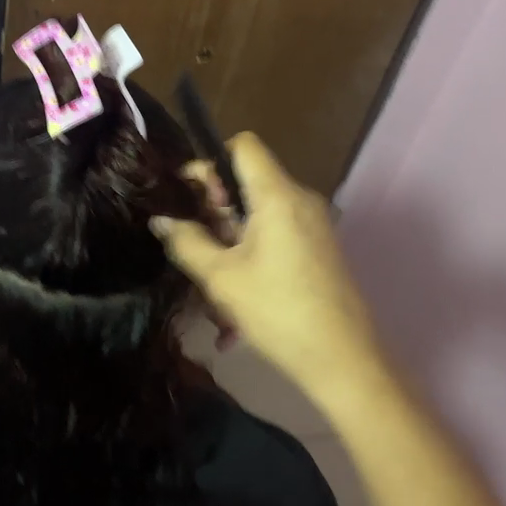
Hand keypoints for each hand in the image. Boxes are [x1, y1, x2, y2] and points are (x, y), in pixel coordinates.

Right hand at [152, 133, 380, 405]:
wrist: (344, 360)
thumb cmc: (278, 311)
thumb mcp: (221, 278)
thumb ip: (187, 241)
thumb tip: (161, 220)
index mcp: (277, 195)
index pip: (243, 145)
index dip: (212, 160)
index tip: (192, 196)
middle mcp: (300, 199)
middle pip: (249, 179)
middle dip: (217, 204)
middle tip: (197, 240)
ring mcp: (315, 224)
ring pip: (261, 210)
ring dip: (232, 232)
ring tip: (214, 273)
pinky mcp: (320, 247)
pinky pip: (278, 230)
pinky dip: (253, 246)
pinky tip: (239, 287)